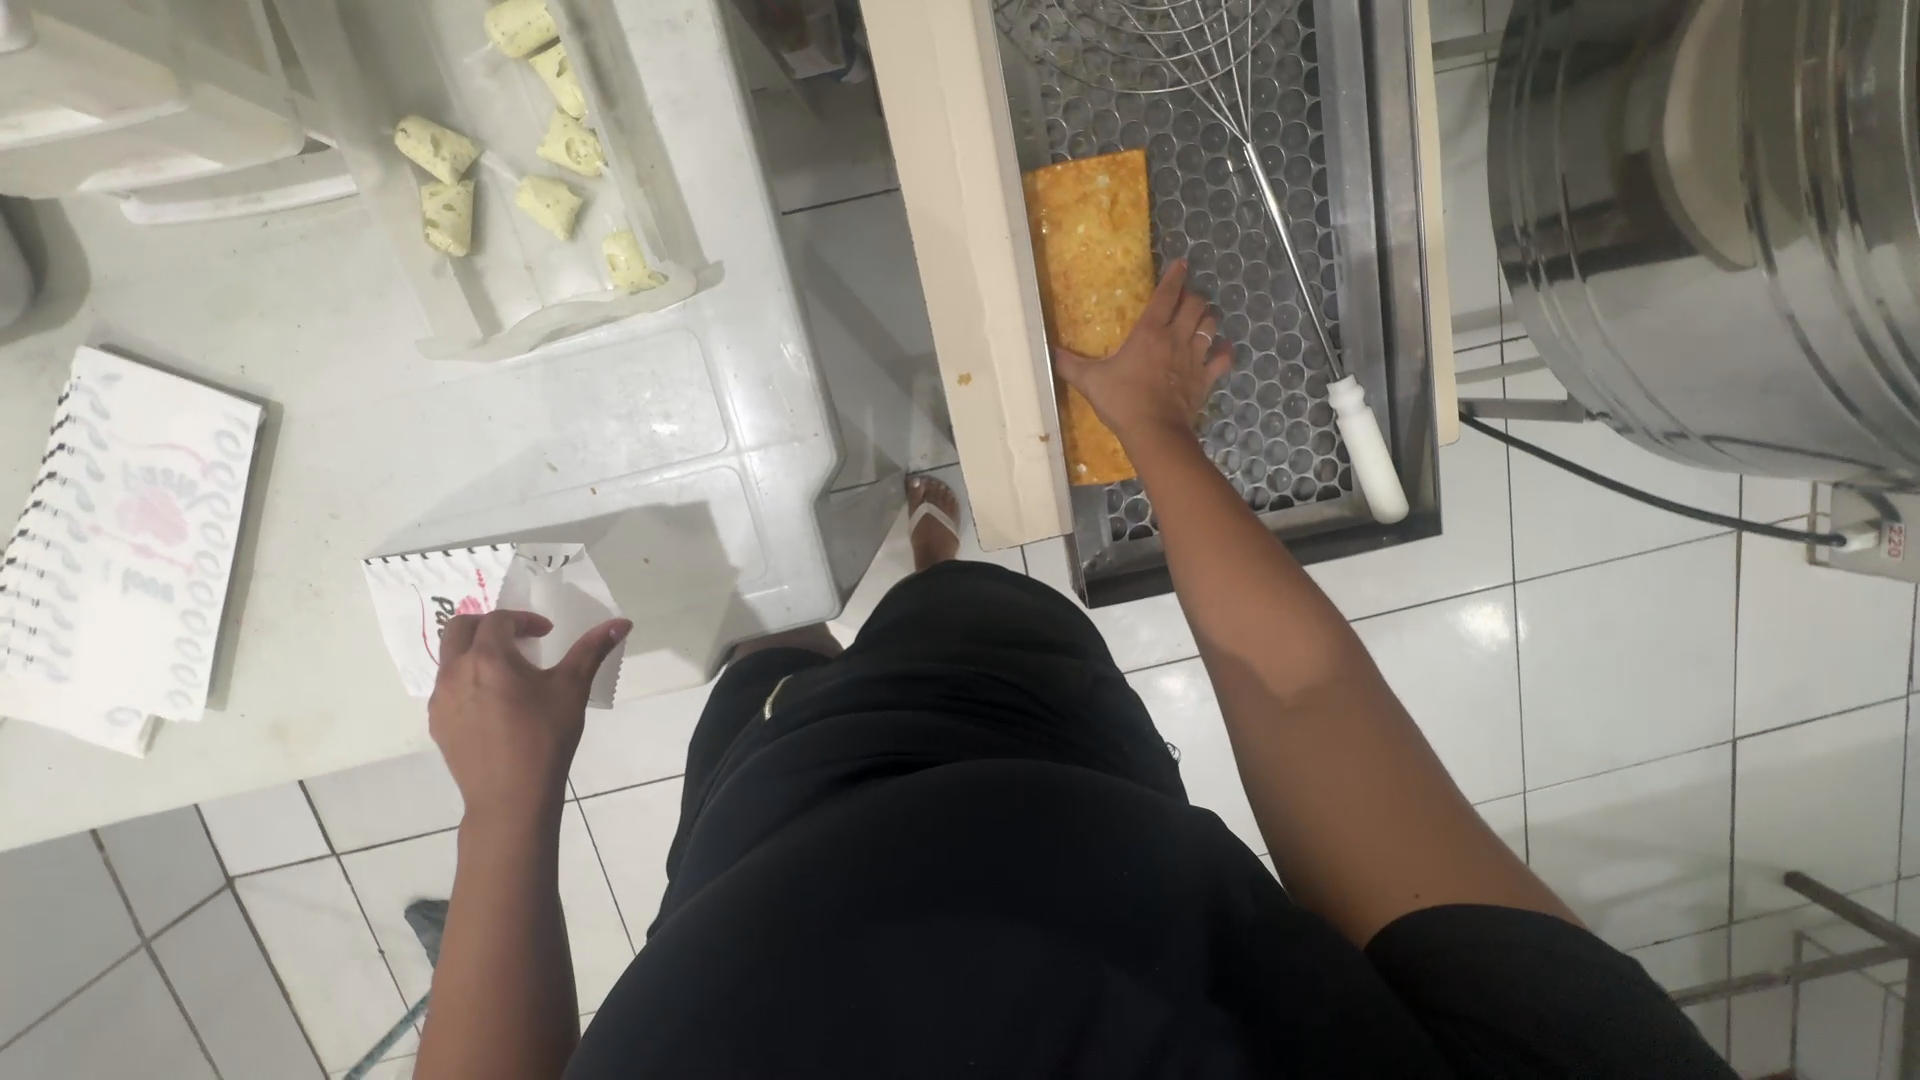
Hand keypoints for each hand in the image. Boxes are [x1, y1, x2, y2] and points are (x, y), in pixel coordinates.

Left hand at [428, 610, 631, 822]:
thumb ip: (592, 650)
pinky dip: (468, 679)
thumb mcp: (573, 688)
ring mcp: (440, 700)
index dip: (523, 620)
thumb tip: (622, 622)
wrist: (511, 795)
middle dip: (489, 625)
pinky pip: (447, 687)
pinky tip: (496, 703)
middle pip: (459, 629)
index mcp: (488, 658)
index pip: (498, 620)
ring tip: (509, 672)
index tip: (546, 633)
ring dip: (476, 652)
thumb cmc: (545, 736)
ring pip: (449, 659)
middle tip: (519, 639)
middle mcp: (455, 673)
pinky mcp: (438, 723)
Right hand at [1054, 259, 1231, 445]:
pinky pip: (1222, 360)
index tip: (1181, 264)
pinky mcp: (1204, 379)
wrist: (1154, 432)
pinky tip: (1223, 348)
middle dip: (1193, 297)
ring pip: (1210, 327)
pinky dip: (1224, 352)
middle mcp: (1175, 339)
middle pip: (1195, 305)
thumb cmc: (1122, 402)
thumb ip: (1068, 364)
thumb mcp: (1089, 382)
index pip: (1166, 296)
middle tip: (1186, 298)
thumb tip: (1048, 351)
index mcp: (1149, 333)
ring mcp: (1194, 359)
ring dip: (1207, 319)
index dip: (1174, 277)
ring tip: (1201, 319)